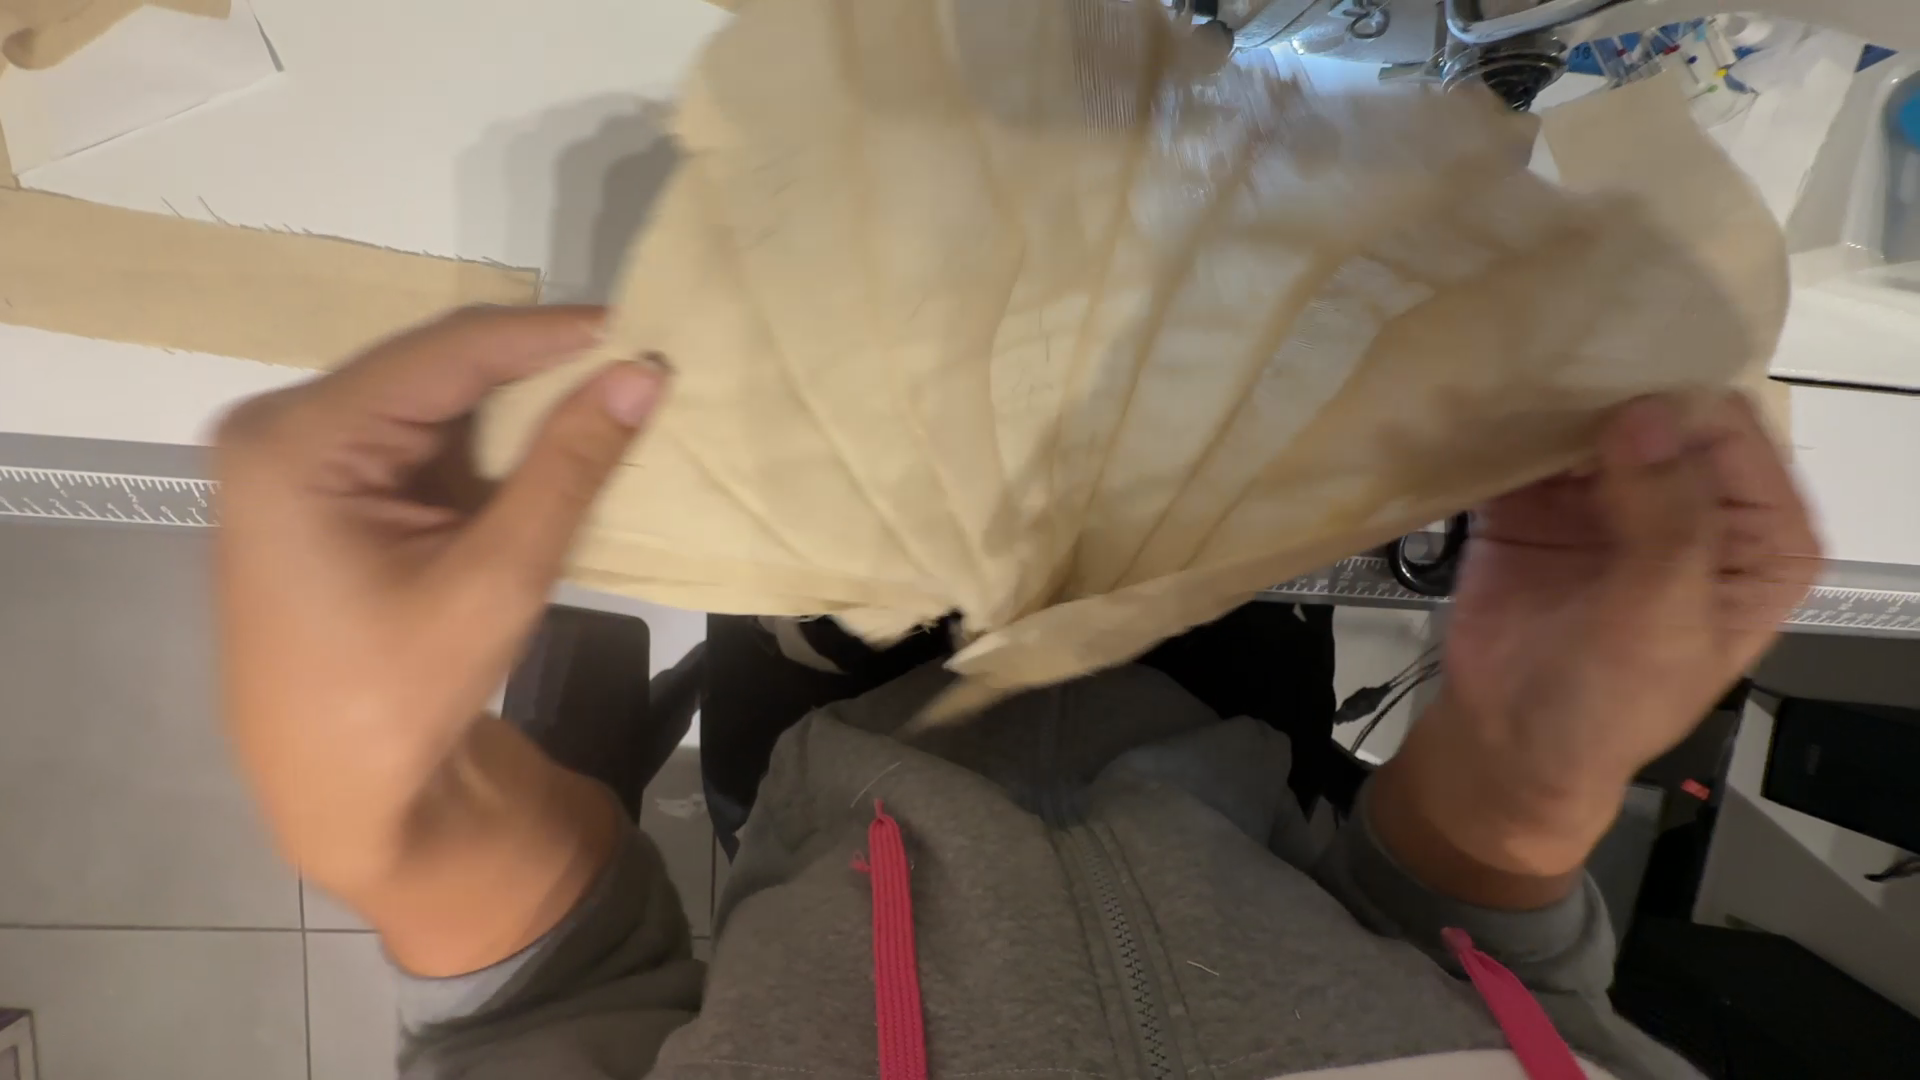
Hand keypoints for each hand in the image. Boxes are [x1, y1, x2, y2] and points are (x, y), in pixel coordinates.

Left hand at [214, 306, 667, 971]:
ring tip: (619, 392)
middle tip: (638, 359)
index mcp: (300, 439)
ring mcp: (319, 460)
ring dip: (534, 404)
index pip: (448, 354)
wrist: (346, 784)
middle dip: (545, 366)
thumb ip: (572, 464)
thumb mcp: (502, 571)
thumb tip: (645, 374)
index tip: (639, 326)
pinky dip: (511, 443)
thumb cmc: (407, 686)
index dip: (551, 335)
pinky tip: (567, 439)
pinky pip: (443, 442)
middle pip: (442, 369)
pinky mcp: (351, 492)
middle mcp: (295, 429)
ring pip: (448, 404)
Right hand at [1372, 394, 1820, 905]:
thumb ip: (1664, 517)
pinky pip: (1515, 466)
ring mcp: (1595, 510)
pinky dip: (1494, 444)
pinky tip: (1468, 418)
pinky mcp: (1525, 518)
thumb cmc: (1608, 697)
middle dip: (1601, 399)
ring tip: (1498, 381)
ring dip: (1543, 415)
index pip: (1727, 440)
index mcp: (1749, 534)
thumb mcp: (1660, 617)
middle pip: (1647, 427)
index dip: (1676, 408)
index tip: (1610, 378)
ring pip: (1578, 438)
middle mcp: (1677, 509)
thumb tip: (1643, 413)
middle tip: (1542, 364)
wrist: (1507, 739)